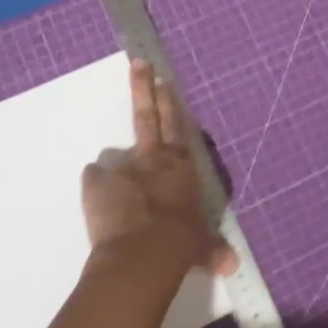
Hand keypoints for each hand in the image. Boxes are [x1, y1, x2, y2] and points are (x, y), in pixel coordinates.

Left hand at [80, 59, 236, 277]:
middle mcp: (154, 161)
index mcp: (181, 169)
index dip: (172, 103)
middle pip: (148, 117)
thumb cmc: (181, 244)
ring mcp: (123, 170)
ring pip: (116, 156)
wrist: (144, 253)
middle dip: (144, 88)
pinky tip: (97, 198)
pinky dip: (96, 187)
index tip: (165, 80)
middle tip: (139, 63)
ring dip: (115, 164)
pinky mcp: (97, 185)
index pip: (178, 128)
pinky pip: (94, 180)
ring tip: (109, 179)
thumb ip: (211, 250)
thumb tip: (232, 265)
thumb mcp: (200, 247)